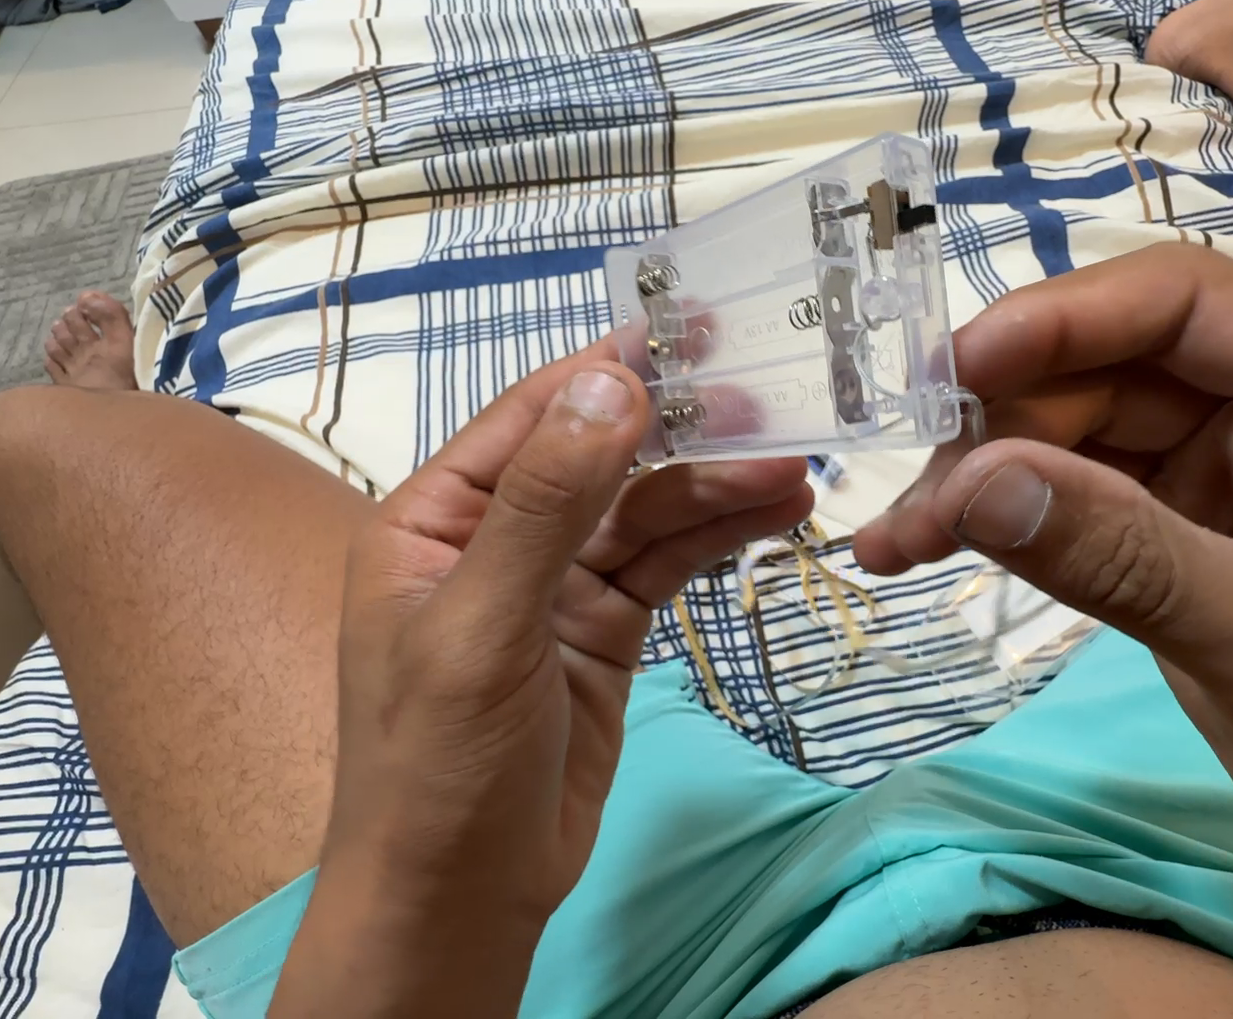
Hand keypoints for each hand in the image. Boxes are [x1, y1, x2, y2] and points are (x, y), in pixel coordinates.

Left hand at [275, 343, 811, 1017]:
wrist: (465, 897)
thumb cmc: (442, 763)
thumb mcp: (483, 627)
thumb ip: (544, 503)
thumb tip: (610, 382)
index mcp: (438, 516)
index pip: (531, 418)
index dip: (607, 372)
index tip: (689, 334)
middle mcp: (500, 536)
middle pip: (603, 461)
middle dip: (682, 436)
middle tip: (767, 407)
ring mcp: (559, 582)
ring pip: (646, 514)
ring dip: (716, 491)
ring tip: (794, 474)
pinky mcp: (607, 625)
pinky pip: (666, 564)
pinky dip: (717, 539)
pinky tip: (771, 517)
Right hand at [855, 245, 1232, 867]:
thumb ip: (1125, 558)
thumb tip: (971, 487)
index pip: (1183, 305)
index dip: (1060, 321)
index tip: (953, 373)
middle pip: (1100, 372)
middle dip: (996, 427)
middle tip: (915, 502)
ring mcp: (1213, 466)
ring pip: (1065, 433)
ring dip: (976, 479)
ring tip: (897, 541)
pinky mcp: (1166, 522)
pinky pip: (1063, 494)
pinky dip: (995, 518)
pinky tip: (926, 547)